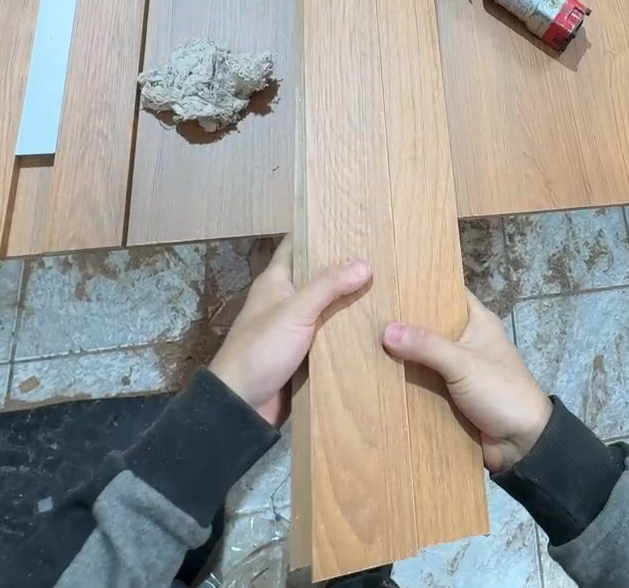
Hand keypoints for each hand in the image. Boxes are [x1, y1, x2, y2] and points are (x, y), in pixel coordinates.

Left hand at [209, 235, 371, 424]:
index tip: (352, 219)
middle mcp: (285, 299)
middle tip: (383, 251)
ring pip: (329, 304)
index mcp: (275, 281)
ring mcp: (296, 327)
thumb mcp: (295, 311)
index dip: (320, 230)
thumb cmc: (261, 350)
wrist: (240, 408)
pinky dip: (350, 327)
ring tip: (389, 283)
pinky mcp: (306, 352)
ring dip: (352, 298)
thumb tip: (366, 263)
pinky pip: (332, 333)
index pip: (298, 244)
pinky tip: (377, 321)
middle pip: (319, 274)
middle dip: (347, 265)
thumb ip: (329, 285)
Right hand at [382, 294, 552, 471]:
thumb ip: (426, 346)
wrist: (522, 443)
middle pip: (431, 325)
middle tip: (365, 317)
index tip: (388, 282)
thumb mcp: (463, 363)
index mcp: (478, 321)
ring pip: (424, 356)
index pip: (448, 292)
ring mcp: (459, 368)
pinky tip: (377, 379)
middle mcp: (468, 339)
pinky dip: (408, 383)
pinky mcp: (452, 395)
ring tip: (362, 347)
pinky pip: (425, 383)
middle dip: (404, 325)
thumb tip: (385, 330)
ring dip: (402, 357)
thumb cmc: (500, 390)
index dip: (422, 286)